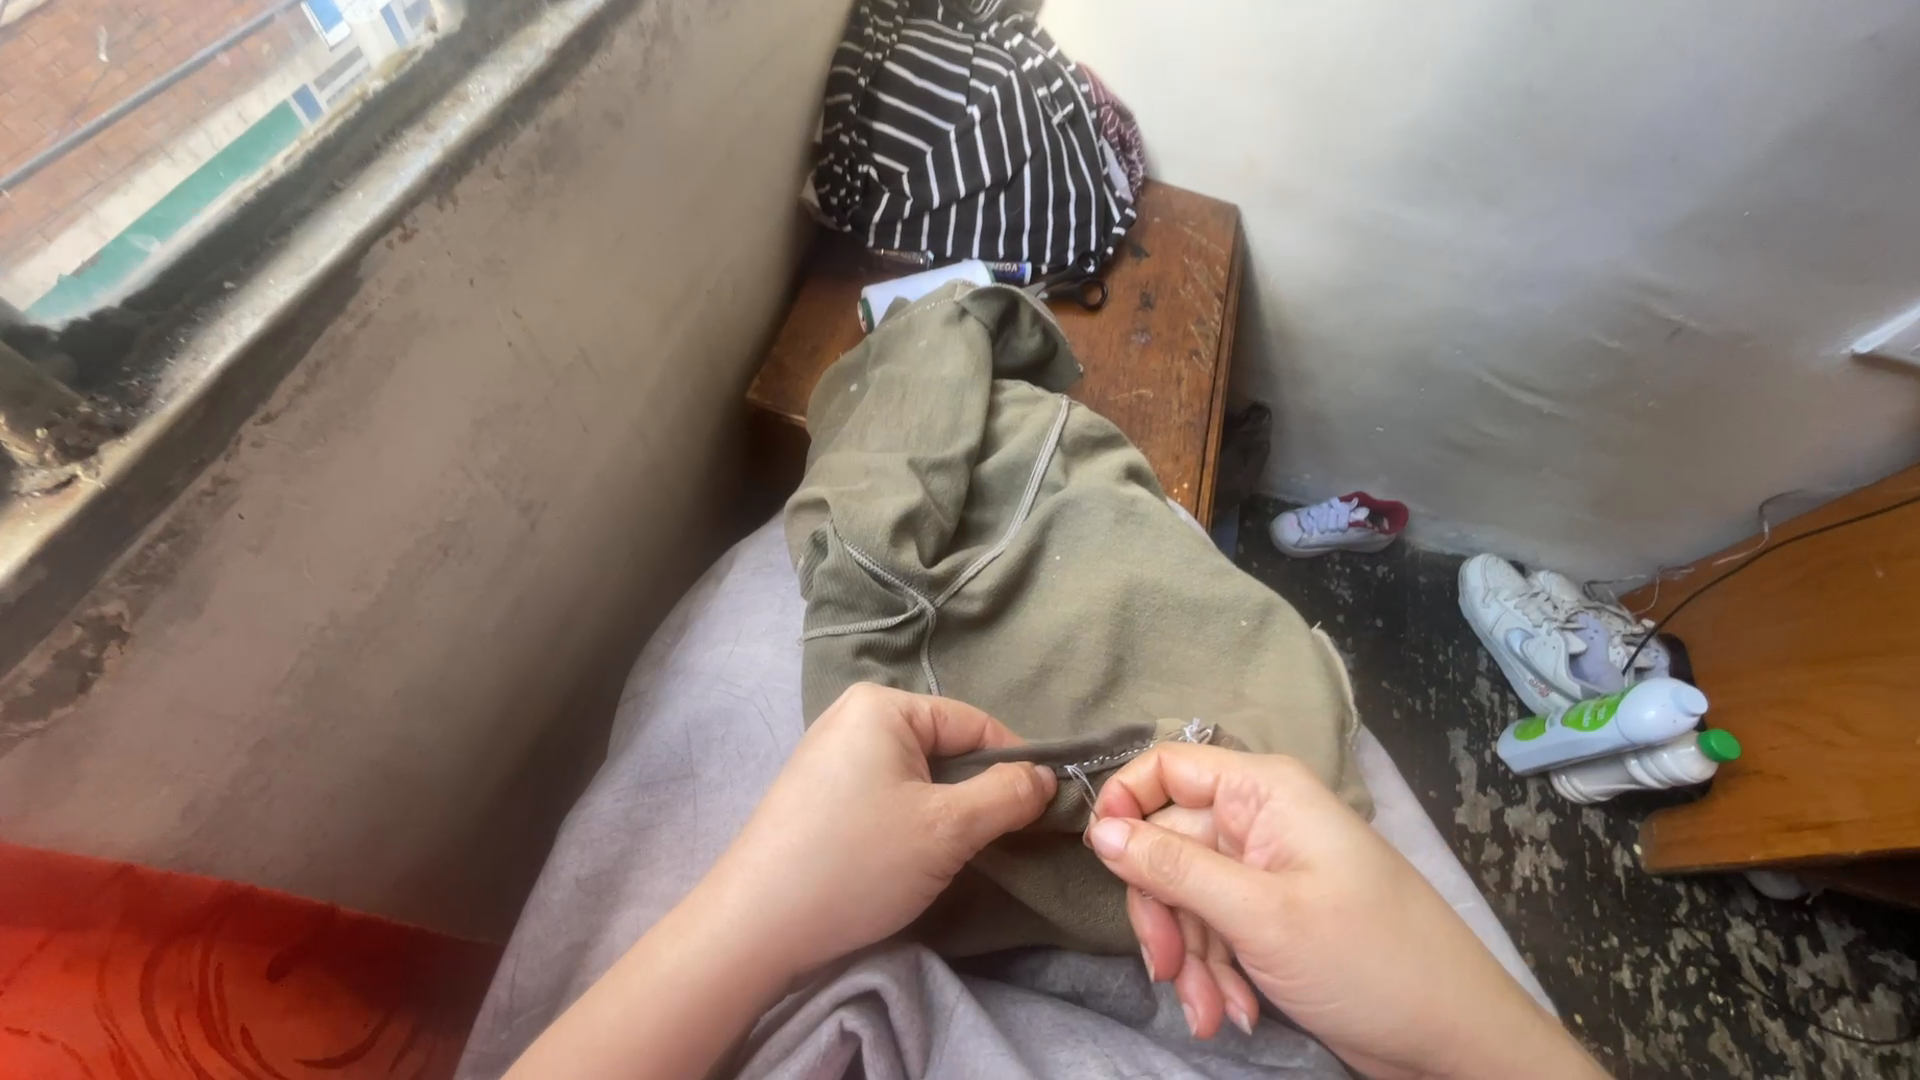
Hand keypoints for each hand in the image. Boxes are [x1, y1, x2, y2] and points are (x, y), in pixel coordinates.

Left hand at [700, 683, 1057, 977]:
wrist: (752, 928)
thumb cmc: (857, 862)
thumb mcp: (947, 828)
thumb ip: (1007, 795)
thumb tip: (1045, 777)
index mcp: (882, 703)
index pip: (973, 723)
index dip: (1014, 764)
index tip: (1043, 809)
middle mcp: (853, 713)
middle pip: (944, 745)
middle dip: (976, 790)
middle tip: (997, 839)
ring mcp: (830, 751)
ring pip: (916, 771)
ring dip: (945, 808)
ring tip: (951, 851)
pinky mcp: (817, 788)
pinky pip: (885, 788)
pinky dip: (910, 815)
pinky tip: (907, 853)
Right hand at [1086, 745, 1605, 1079]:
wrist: (1461, 1047)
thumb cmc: (1367, 961)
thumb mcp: (1258, 915)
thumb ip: (1172, 867)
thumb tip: (1099, 831)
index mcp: (1260, 791)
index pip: (1166, 767)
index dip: (1125, 802)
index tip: (1104, 858)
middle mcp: (1256, 819)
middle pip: (1169, 843)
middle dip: (1162, 912)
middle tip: (1164, 969)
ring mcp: (1262, 869)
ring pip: (1186, 893)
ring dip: (1188, 956)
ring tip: (1210, 1013)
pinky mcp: (1269, 914)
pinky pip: (1213, 926)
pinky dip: (1214, 971)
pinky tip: (1233, 1013)